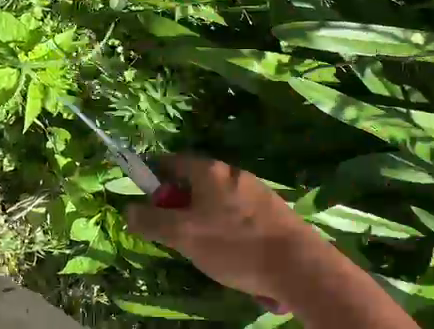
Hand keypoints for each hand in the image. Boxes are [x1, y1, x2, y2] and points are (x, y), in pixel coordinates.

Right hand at [123, 155, 326, 302]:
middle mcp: (232, 173)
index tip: (151, 205)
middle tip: (183, 237)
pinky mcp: (279, 214)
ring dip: (212, 226)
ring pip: (221, 206)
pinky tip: (243, 262)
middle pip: (196, 185)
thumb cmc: (236, 246)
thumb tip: (128, 210)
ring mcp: (259, 192)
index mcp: (207, 170)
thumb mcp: (183, 236)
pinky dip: (237, 237)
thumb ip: (150, 221)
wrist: (304, 271)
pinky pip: (245, 221)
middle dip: (185, 210)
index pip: (169, 162)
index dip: (154, 181)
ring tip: (215, 256)